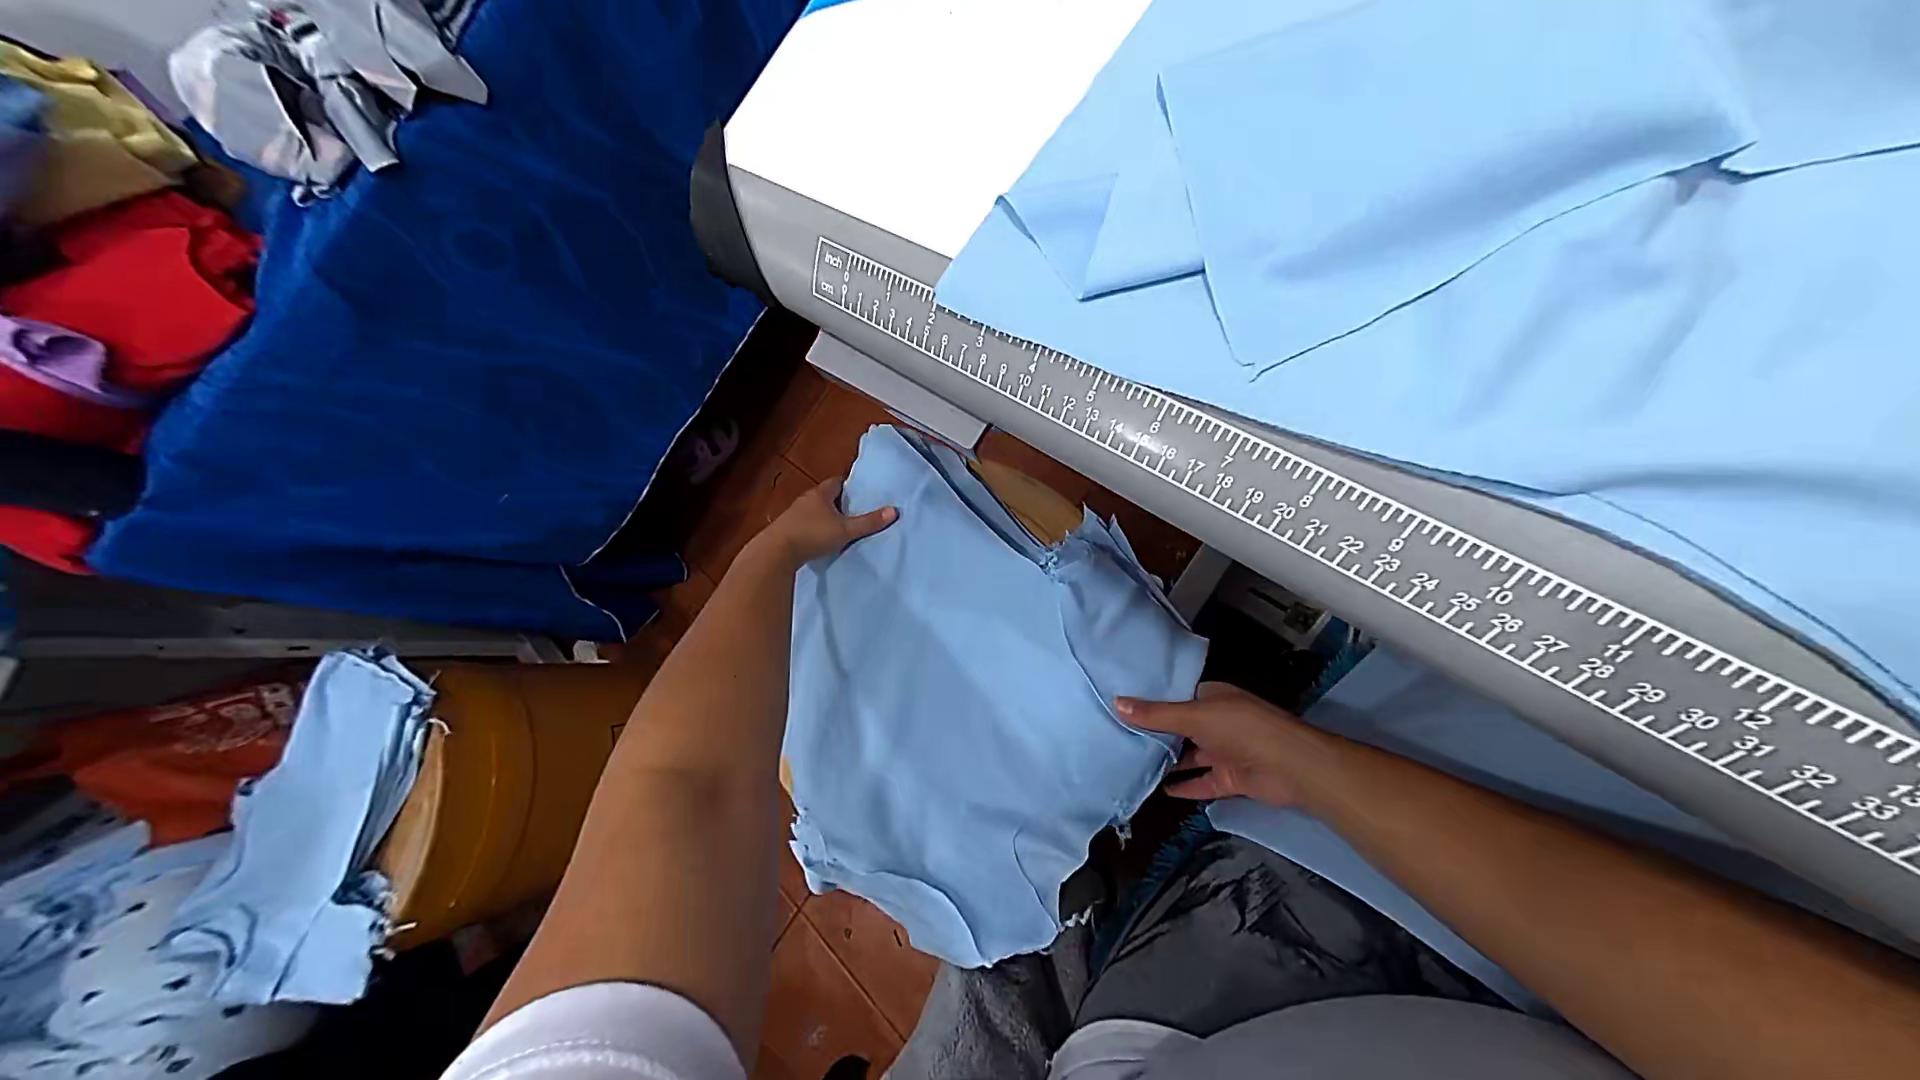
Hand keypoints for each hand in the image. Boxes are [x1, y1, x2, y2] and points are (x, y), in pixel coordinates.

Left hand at [756, 477, 896, 566]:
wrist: (775, 552)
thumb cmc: (812, 535)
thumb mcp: (845, 530)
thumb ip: (868, 522)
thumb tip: (894, 510)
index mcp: (820, 494)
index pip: (836, 482)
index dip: (848, 485)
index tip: (859, 492)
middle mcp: (805, 500)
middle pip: (824, 496)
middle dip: (837, 502)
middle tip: (853, 510)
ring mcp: (792, 514)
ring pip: (813, 511)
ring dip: (824, 516)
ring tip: (838, 527)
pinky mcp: (785, 529)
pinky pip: (803, 524)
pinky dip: (812, 528)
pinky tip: (818, 539)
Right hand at [1117, 682, 1321, 805]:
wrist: (1292, 766)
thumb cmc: (1242, 728)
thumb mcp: (1194, 716)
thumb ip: (1156, 715)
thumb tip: (1116, 703)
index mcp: (1212, 697)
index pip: (1177, 695)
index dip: (1152, 699)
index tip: (1122, 703)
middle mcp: (1217, 721)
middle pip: (1181, 726)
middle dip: (1156, 732)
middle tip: (1119, 734)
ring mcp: (1225, 750)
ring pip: (1190, 755)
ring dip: (1169, 760)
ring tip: (1134, 762)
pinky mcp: (1231, 777)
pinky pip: (1202, 782)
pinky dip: (1186, 786)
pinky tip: (1162, 790)